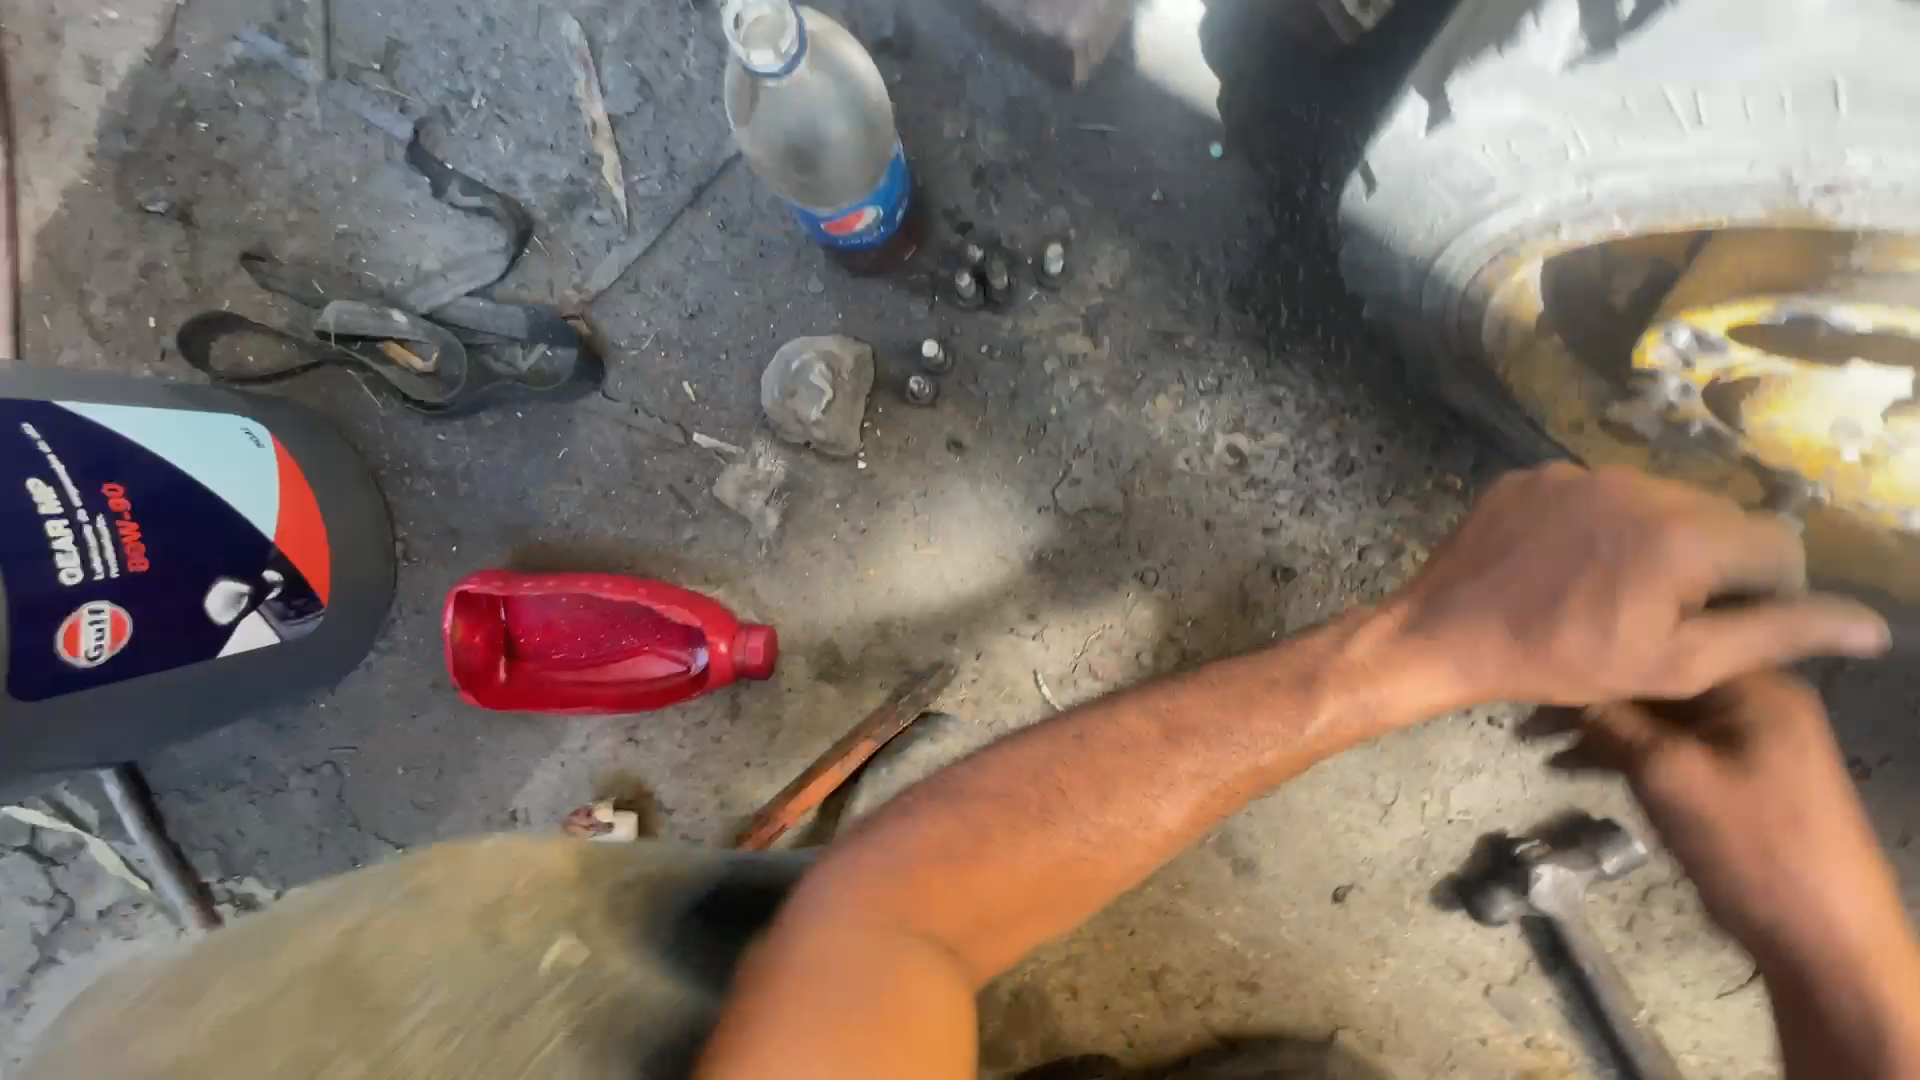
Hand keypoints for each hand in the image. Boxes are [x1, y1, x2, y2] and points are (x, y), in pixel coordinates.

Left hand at [1383, 463, 1888, 706]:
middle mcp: (1632, 486)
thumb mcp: (1672, 663)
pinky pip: (1588, 492)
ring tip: (1603, 585)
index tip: (1715, 621)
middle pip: (1714, 516)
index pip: (1777, 545)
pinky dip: (1593, 521)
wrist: (1439, 633)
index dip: (1763, 590)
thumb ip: (1775, 634)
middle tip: (1653, 607)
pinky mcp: (1525, 477)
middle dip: (1706, 560)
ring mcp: (1570, 475)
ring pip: (1651, 500)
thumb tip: (1873, 624)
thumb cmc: (1556, 659)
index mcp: (1682, 533)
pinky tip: (1561, 561)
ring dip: (1650, 537)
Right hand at [1543, 672, 1907, 966]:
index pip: (1661, 642)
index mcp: (1751, 688)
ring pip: (1644, 712)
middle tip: (1520, 702)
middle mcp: (1745, 702)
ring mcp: (1732, 738)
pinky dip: (1610, 748)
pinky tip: (1562, 762)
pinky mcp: (1717, 771)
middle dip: (1585, 689)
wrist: (1815, 935)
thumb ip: (1609, 719)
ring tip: (1528, 734)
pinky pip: (1652, 743)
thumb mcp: (1664, 769)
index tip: (1538, 657)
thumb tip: (1556, 679)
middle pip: (1647, 678)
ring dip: (1589, 722)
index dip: (1599, 647)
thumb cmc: (1747, 840)